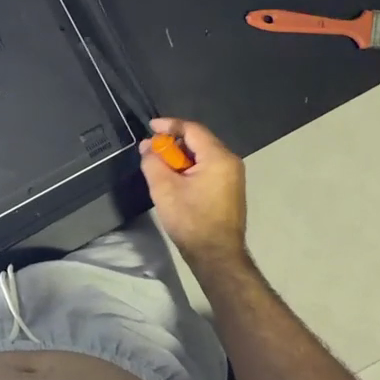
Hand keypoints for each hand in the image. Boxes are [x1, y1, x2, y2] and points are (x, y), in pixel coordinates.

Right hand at [139, 117, 248, 271]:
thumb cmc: (191, 220)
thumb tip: (147, 147)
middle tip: (150, 149)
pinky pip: (208, 168)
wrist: (216, 254)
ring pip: (203, 156)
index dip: (169, 125)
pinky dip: (189, 168)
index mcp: (218, 158)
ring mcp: (232, 176)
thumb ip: (153, 163)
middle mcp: (230, 162)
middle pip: (199, 141)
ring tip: (158, 164)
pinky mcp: (229, 189)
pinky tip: (174, 178)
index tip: (149, 127)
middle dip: (173, 142)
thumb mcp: (164, 190)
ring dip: (180, 156)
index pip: (192, 130)